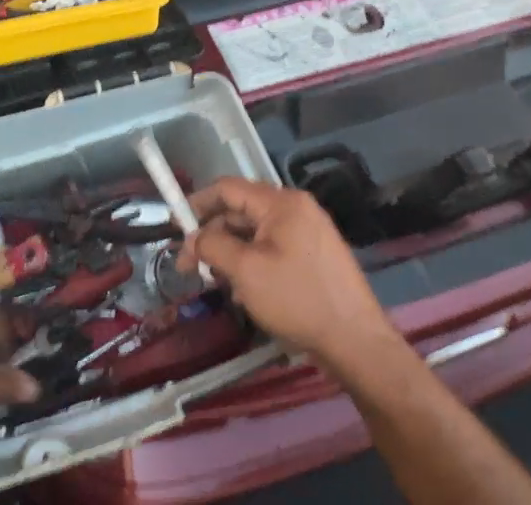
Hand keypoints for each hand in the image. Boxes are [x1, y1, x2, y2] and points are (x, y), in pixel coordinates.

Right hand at [177, 178, 394, 358]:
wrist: (356, 341)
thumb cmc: (297, 299)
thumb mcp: (246, 270)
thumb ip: (212, 245)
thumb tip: (193, 238)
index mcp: (282, 204)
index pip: (228, 188)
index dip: (196, 204)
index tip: (174, 227)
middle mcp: (297, 209)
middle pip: (240, 211)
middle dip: (211, 236)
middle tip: (189, 267)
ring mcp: (309, 233)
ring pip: (255, 233)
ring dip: (230, 253)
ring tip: (216, 283)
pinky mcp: (314, 256)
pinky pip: (272, 248)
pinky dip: (252, 263)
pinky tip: (244, 291)